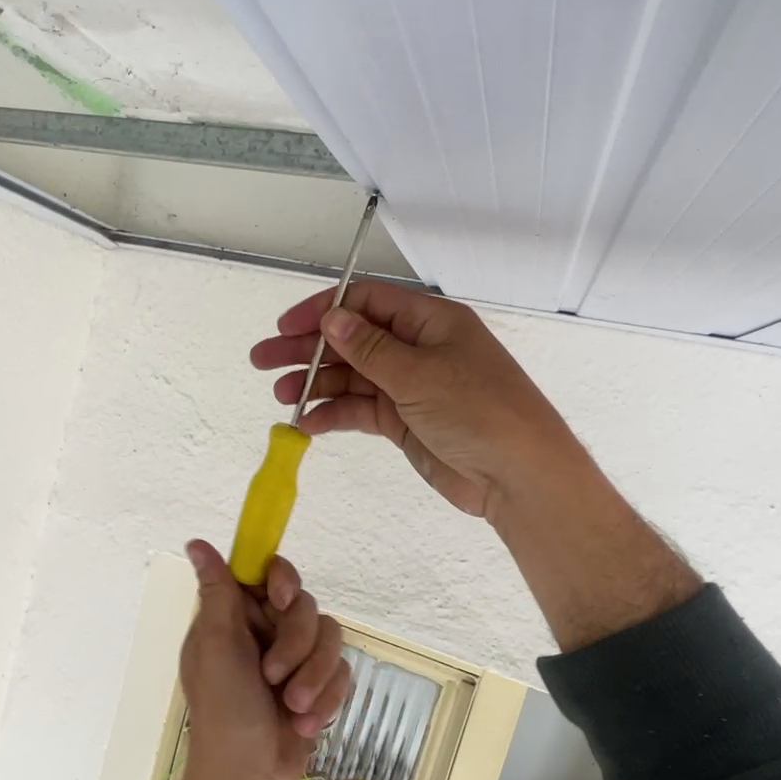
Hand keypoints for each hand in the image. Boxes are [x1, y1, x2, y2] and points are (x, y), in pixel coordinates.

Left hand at [156, 540, 350, 779]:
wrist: (249, 777)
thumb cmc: (224, 709)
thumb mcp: (216, 645)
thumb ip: (217, 591)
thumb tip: (194, 542)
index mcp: (234, 617)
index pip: (267, 574)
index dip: (281, 580)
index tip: (281, 599)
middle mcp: (264, 631)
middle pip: (304, 605)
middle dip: (296, 645)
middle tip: (273, 676)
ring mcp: (294, 659)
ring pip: (329, 637)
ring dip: (314, 677)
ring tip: (292, 708)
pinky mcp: (318, 686)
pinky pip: (342, 671)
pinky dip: (326, 699)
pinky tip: (306, 722)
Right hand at [252, 283, 700, 650]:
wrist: (518, 476)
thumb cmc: (480, 411)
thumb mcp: (421, 373)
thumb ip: (370, 348)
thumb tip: (331, 319)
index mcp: (429, 322)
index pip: (366, 303)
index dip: (323, 311)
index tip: (286, 328)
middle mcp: (416, 348)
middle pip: (351, 340)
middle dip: (307, 349)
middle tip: (262, 361)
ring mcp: (409, 386)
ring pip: (351, 376)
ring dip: (315, 384)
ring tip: (282, 397)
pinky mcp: (403, 420)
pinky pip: (359, 410)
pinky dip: (333, 414)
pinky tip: (307, 424)